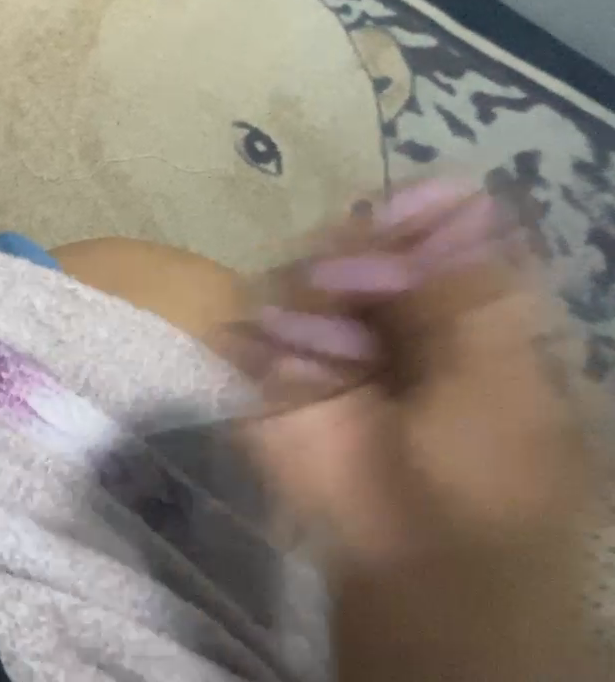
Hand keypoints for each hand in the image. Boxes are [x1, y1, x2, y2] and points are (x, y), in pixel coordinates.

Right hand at [231, 180, 591, 679]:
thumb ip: (473, 296)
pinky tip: (292, 356)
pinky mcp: (264, 367)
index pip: (434, 242)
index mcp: (459, 320)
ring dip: (311, 297)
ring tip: (331, 343)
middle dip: (359, 252)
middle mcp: (387, 318)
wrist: (408, 563)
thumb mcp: (507, 385)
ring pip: (296, 276)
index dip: (425, 214)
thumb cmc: (486, 485)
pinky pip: (249, 320)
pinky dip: (266, 332)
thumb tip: (461, 202)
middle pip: (356, 247)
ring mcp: (320, 340)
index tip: (421, 194)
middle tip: (358, 274)